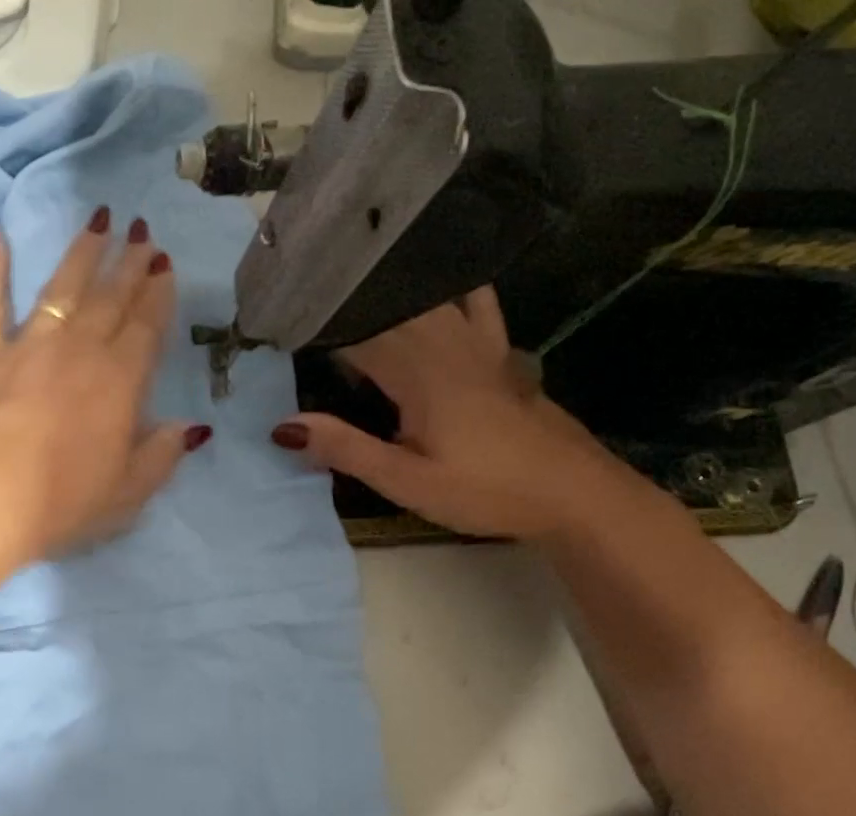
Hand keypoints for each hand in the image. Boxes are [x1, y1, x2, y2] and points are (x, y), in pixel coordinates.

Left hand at [0, 211, 205, 571]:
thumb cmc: (60, 505)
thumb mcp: (126, 493)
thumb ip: (160, 456)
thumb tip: (190, 429)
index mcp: (120, 380)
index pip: (146, 326)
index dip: (159, 294)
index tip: (165, 265)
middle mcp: (77, 351)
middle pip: (109, 298)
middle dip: (129, 262)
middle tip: (142, 230)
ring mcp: (26, 348)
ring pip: (59, 288)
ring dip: (81, 253)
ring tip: (98, 220)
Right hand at [270, 287, 629, 539]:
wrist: (575, 493)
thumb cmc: (486, 490)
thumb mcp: (407, 481)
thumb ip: (346, 449)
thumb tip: (284, 426)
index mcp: (418, 373)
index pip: (356, 334)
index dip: (317, 326)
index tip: (280, 324)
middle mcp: (447, 344)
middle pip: (388, 307)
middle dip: (345, 304)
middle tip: (303, 305)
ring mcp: (480, 343)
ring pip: (426, 297)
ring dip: (387, 291)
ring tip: (351, 288)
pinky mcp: (501, 352)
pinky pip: (473, 300)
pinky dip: (448, 285)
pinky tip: (435, 283)